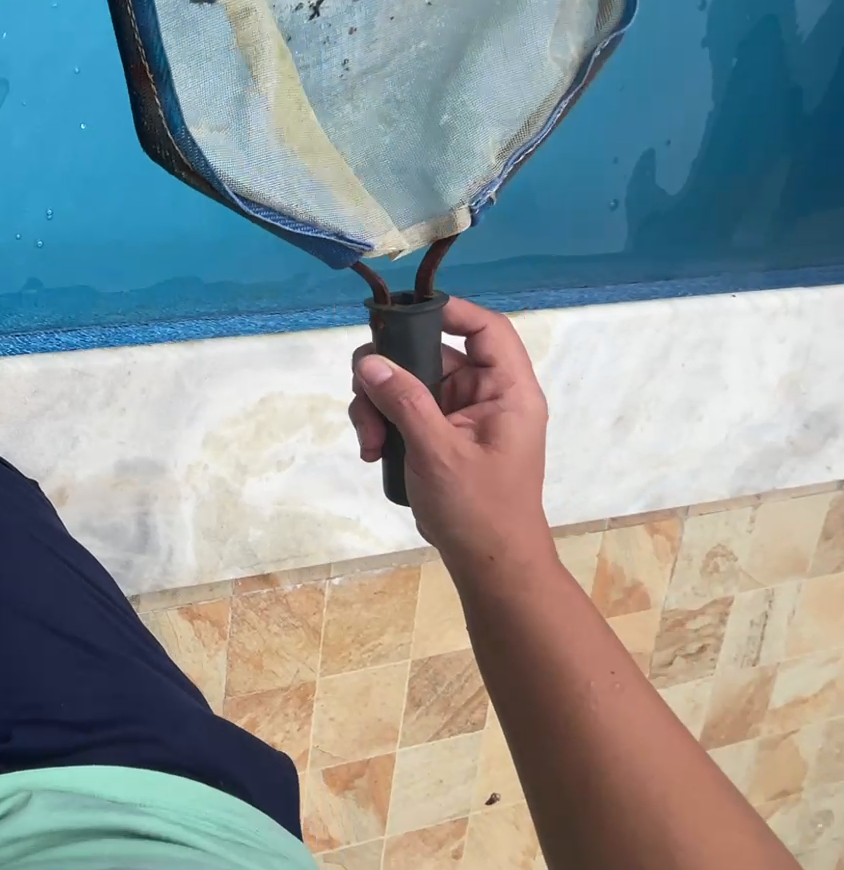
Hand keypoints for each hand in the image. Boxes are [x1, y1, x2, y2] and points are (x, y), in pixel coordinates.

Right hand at [349, 298, 551, 566]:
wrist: (486, 558)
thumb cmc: (478, 506)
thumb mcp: (438, 451)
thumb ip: (404, 401)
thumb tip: (368, 360)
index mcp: (506, 392)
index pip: (487, 329)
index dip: (449, 311)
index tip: (398, 315)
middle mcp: (481, 394)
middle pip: (426, 354)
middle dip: (385, 377)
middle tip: (363, 400)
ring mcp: (454, 413)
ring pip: (401, 382)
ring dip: (375, 407)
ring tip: (371, 443)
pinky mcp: (432, 431)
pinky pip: (395, 409)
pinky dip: (378, 425)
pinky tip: (374, 452)